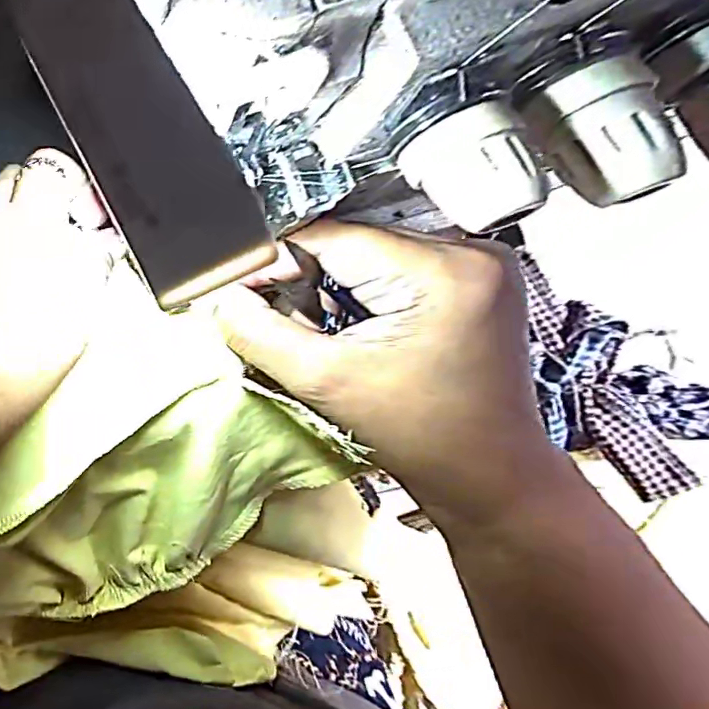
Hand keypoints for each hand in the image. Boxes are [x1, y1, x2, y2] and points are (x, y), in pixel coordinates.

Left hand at [0, 151, 116, 510]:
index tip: (81, 224)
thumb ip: (93, 260)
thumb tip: (98, 241)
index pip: (54, 170)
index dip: (71, 194)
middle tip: (46, 240)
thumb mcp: (82, 308)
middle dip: (32, 199)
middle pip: (10, 178)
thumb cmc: (24, 355)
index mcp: (29, 211)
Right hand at [211, 221, 566, 526]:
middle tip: (288, 327)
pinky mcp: (468, 281)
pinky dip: (357, 295)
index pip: (328, 236)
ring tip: (325, 337)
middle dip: (303, 281)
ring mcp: (474, 265)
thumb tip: (223, 298)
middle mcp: (468, 253)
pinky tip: (353, 332)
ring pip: (364, 254)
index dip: (275, 263)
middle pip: (346, 242)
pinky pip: (390, 268)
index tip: (243, 292)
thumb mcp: (323, 381)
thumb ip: (260, 333)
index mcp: (441, 271)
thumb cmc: (425, 437)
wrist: (485, 472)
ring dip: (328, 289)